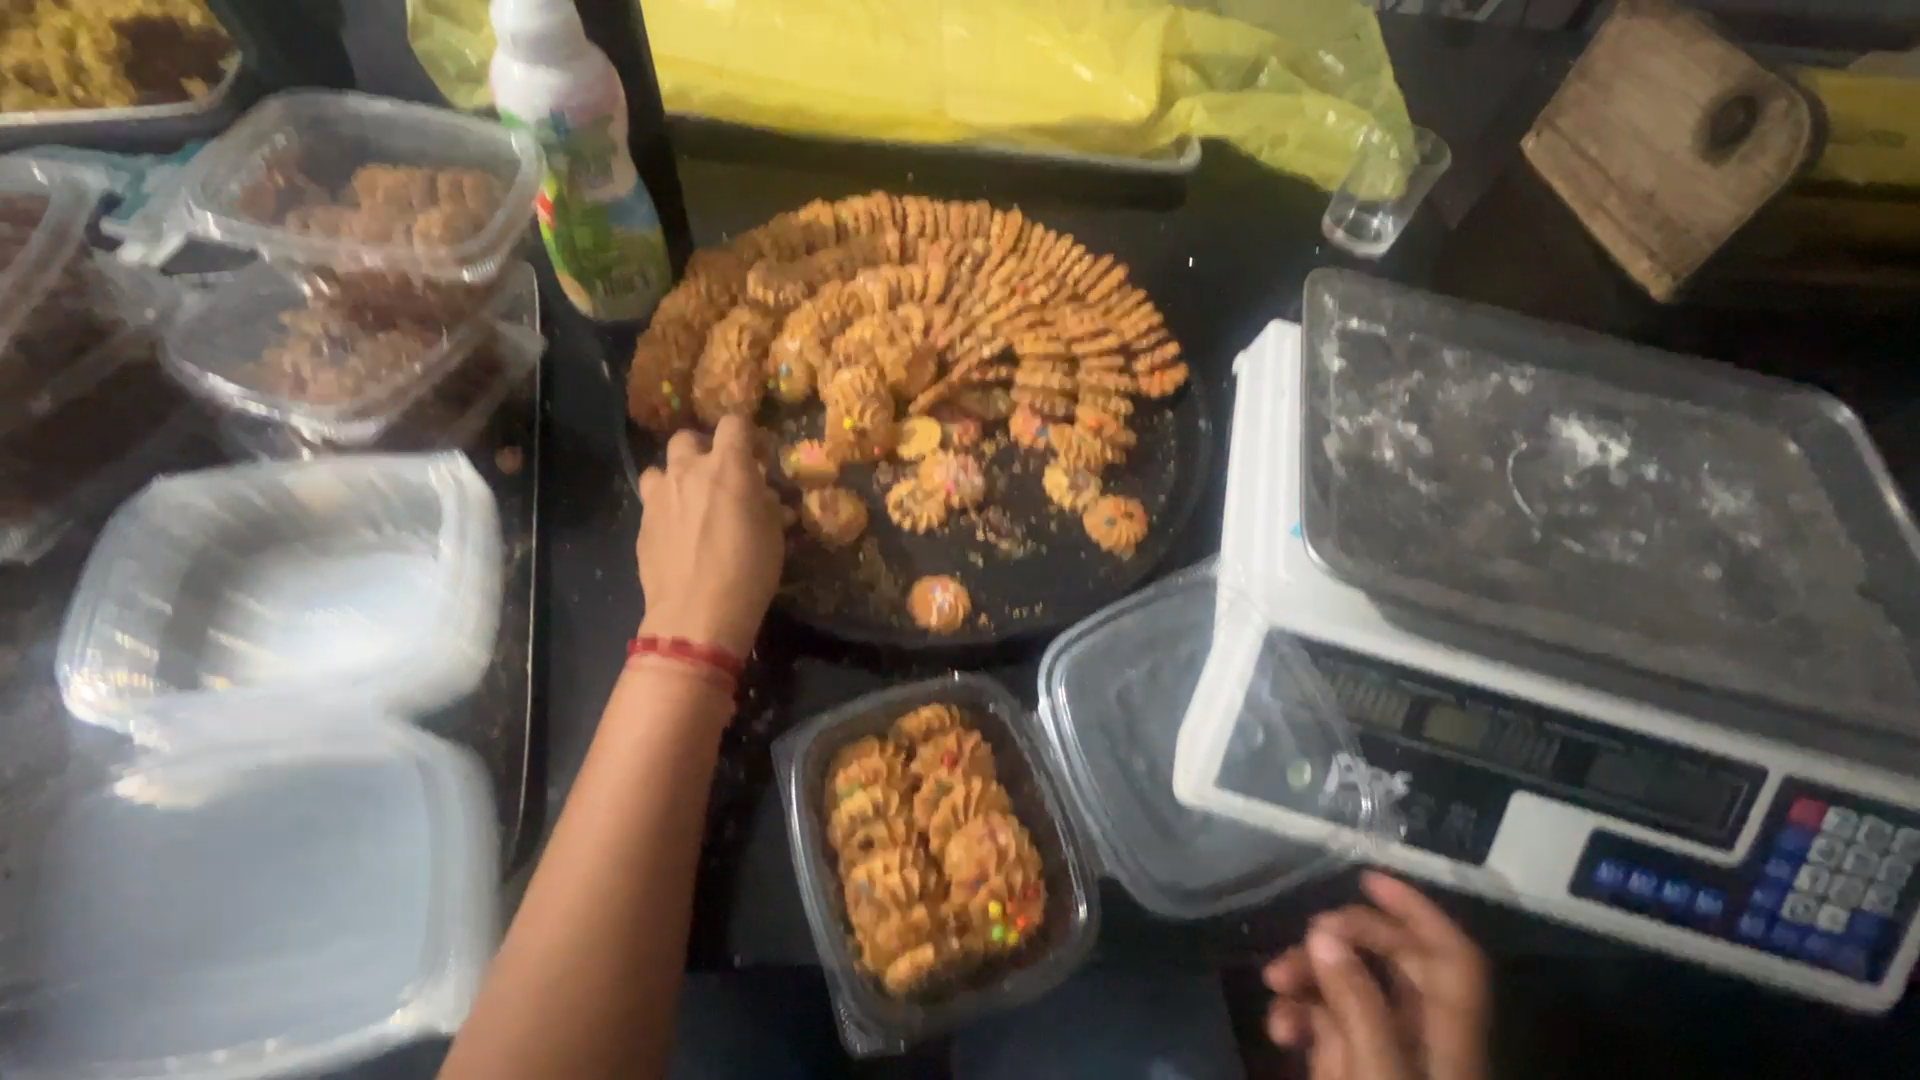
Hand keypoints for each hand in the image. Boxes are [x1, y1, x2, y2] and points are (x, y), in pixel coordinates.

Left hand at [636, 417, 784, 657]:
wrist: (696, 614)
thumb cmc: (748, 572)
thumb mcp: (773, 536)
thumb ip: (767, 506)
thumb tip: (765, 498)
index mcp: (728, 467)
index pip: (734, 423)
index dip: (745, 433)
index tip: (756, 452)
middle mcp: (688, 471)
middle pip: (687, 438)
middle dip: (703, 450)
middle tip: (719, 476)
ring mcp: (659, 496)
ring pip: (660, 467)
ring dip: (676, 476)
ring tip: (690, 501)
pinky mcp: (642, 523)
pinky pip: (653, 502)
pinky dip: (666, 508)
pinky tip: (678, 533)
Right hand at [1263, 872, 1490, 1079]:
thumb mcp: (1378, 1075)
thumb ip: (1356, 1006)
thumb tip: (1323, 935)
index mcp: (1451, 1038)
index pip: (1451, 957)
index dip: (1417, 911)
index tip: (1365, 879)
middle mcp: (1425, 1040)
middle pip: (1397, 965)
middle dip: (1345, 939)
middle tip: (1305, 935)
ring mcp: (1389, 1058)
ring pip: (1353, 991)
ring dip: (1310, 977)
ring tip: (1274, 983)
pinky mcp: (1357, 1075)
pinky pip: (1329, 1027)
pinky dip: (1301, 1017)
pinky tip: (1280, 1030)